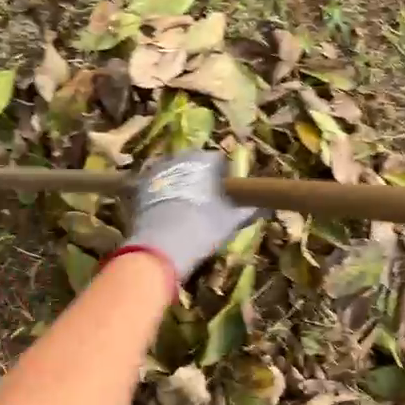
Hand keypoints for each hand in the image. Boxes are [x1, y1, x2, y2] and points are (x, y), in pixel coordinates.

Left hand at [119, 153, 259, 283]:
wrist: (160, 247)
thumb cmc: (201, 229)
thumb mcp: (231, 221)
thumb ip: (249, 209)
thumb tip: (265, 206)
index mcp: (204, 159)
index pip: (219, 160)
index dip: (225, 177)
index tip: (228, 195)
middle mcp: (179, 157)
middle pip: (194, 164)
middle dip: (201, 178)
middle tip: (207, 202)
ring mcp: (156, 170)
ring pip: (174, 173)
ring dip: (181, 184)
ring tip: (186, 208)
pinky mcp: (138, 186)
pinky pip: (156, 185)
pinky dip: (163, 194)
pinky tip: (167, 213)